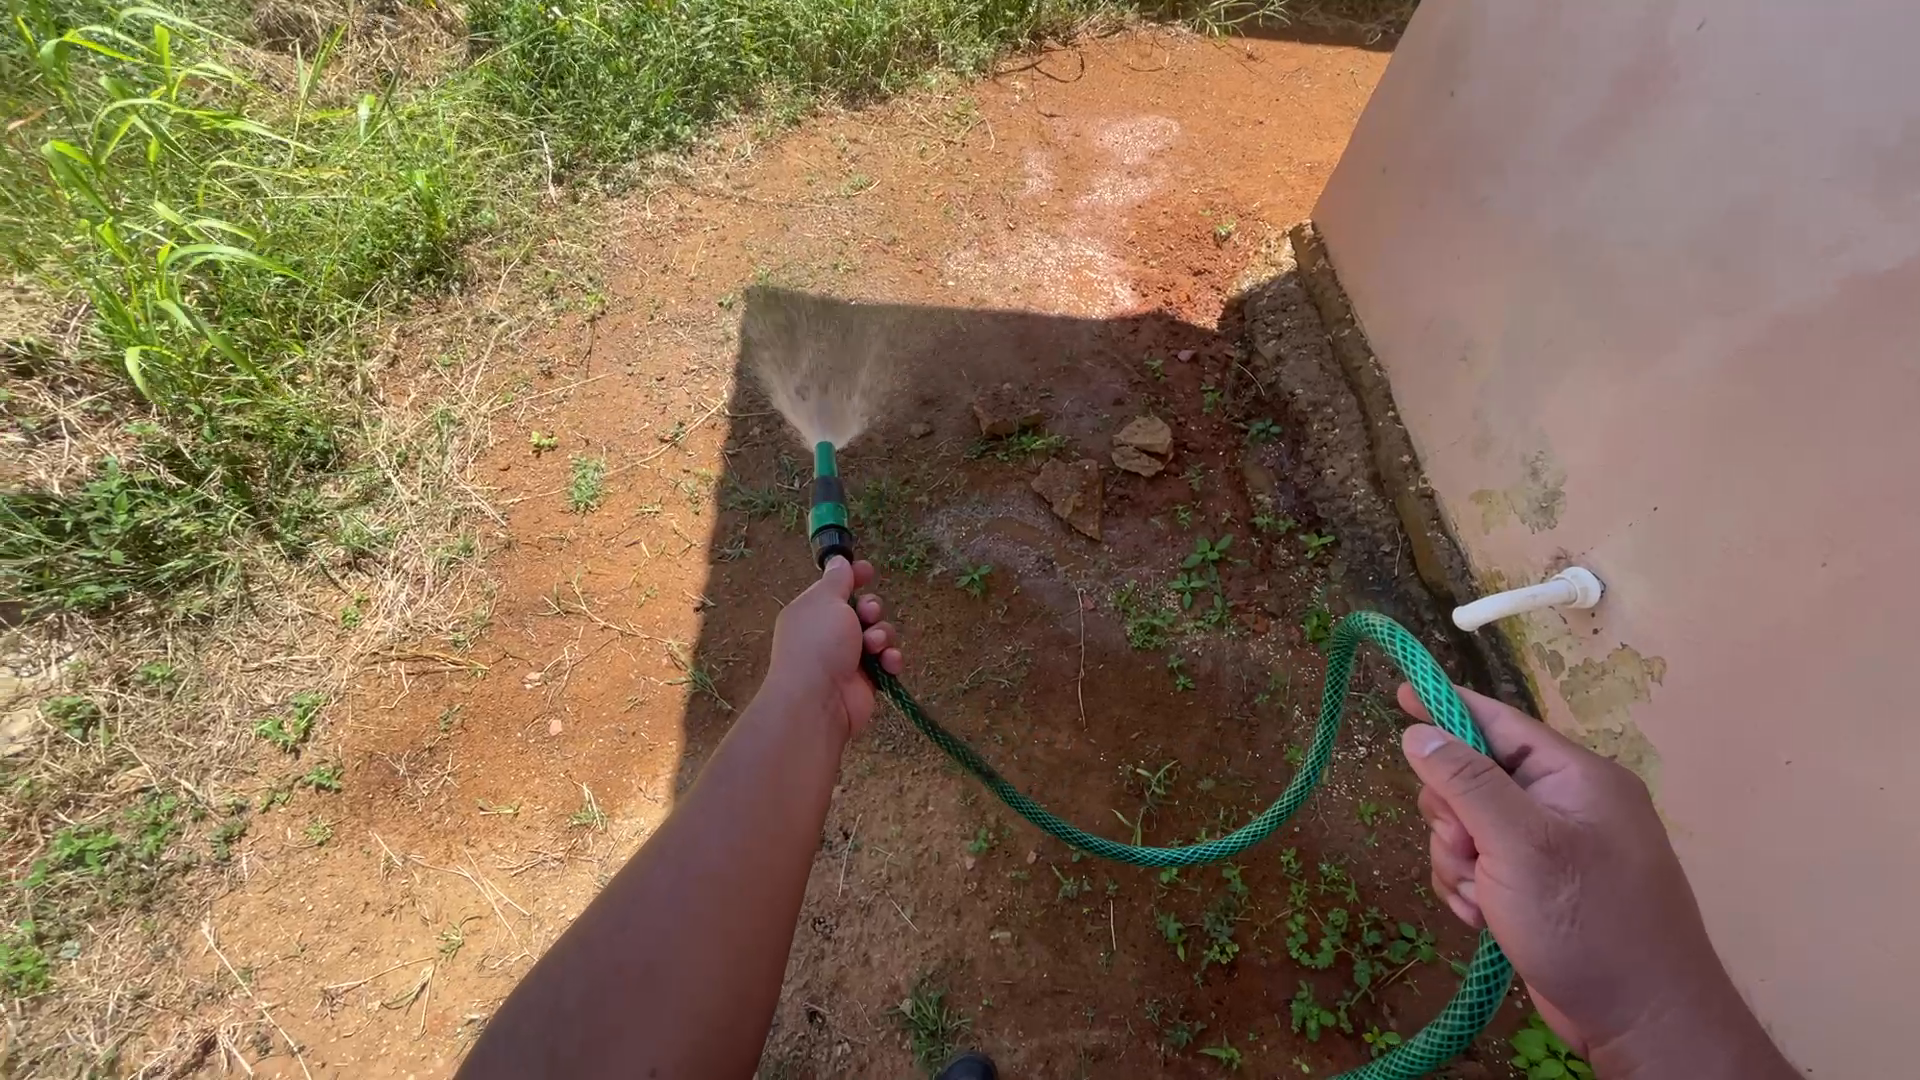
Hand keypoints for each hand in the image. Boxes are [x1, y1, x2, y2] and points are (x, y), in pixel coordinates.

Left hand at [766, 557, 901, 741]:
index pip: (836, 587)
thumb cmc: (818, 643)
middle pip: (863, 610)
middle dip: (873, 609)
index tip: (869, 570)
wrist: (819, 700)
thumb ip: (837, 580)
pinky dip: (890, 659)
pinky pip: (887, 661)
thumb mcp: (826, 600)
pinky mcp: (867, 680)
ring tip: (874, 646)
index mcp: (813, 611)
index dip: (854, 577)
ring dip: (882, 635)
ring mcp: (848, 658)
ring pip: (879, 634)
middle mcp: (829, 633)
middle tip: (869, 615)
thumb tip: (838, 560)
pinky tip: (888, 663)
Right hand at [1397, 684, 1791, 1077]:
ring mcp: (1548, 844)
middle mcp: (1562, 803)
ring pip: (1462, 822)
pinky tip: (1483, 916)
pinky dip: (1467, 884)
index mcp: (1574, 778)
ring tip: (1482, 896)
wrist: (1643, 1026)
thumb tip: (1416, 733)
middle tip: (1464, 848)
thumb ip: (1465, 780)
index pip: (1497, 722)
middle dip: (1451, 815)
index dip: (1446, 706)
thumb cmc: (1588, 922)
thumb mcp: (1520, 842)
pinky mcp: (1533, 881)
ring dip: (1455, 858)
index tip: (1398, 694)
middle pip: (1467, 775)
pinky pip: (1472, 860)